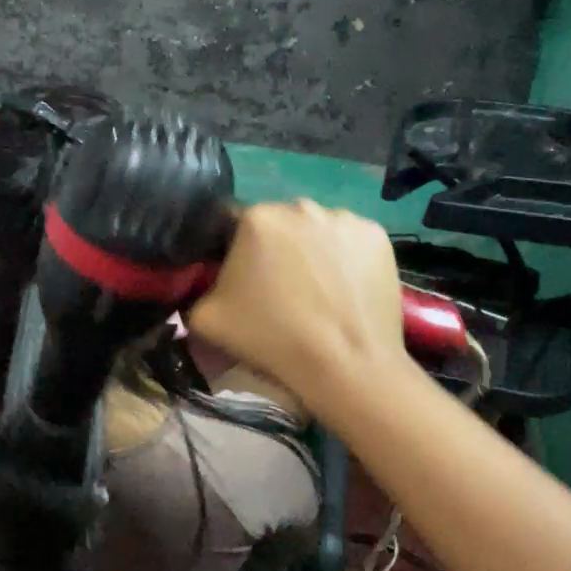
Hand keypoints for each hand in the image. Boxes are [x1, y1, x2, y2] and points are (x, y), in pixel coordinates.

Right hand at [187, 201, 406, 414]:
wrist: (346, 365)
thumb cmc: (271, 338)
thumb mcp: (205, 320)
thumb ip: (193, 292)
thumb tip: (199, 286)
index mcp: (255, 218)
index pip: (231, 224)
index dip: (231, 251)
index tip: (239, 279)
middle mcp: (299, 206)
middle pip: (276, 223)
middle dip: (272, 248)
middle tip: (277, 288)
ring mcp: (343, 218)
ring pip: (314, 229)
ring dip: (309, 250)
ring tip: (315, 290)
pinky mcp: (377, 235)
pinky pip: (349, 240)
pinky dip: (343, 257)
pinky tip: (342, 288)